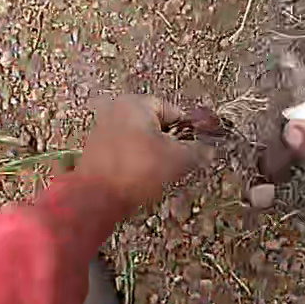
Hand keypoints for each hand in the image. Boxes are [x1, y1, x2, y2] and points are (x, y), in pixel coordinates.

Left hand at [75, 95, 208, 216]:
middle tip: (180, 162)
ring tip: (161, 173)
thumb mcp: (179, 158)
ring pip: (143, 141)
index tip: (196, 148)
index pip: (175, 112)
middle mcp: (116, 111)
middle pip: (158, 126)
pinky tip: (143, 179)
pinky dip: (138, 164)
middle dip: (171, 144)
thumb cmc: (137, 170)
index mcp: (136, 103)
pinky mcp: (96, 152)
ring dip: (155, 155)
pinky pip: (127, 153)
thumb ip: (199, 149)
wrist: (96, 199)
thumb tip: (208, 149)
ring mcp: (103, 131)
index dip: (189, 132)